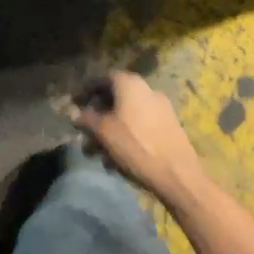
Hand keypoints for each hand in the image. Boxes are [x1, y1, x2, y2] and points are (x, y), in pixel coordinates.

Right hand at [73, 71, 204, 203]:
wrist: (178, 175)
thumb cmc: (136, 146)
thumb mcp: (104, 132)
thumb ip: (86, 119)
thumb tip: (74, 112)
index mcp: (129, 84)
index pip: (102, 79)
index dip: (87, 92)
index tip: (77, 106)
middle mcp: (146, 89)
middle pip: (116, 99)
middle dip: (99, 117)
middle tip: (88, 135)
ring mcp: (161, 107)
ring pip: (128, 115)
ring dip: (112, 131)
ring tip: (102, 155)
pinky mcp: (170, 126)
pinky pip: (142, 125)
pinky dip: (128, 136)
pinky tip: (121, 159)